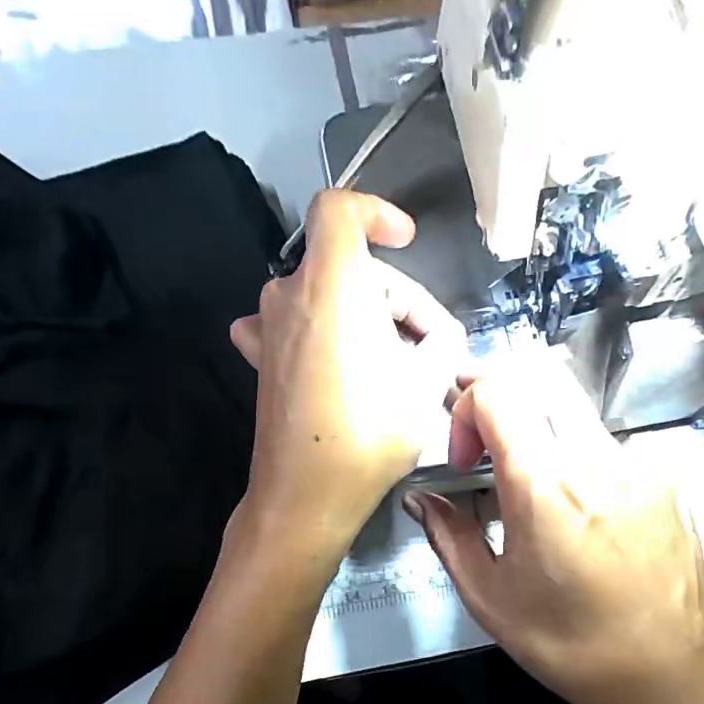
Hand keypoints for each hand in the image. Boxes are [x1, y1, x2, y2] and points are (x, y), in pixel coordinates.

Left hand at [230, 191, 464, 542]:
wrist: (308, 494)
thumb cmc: (370, 433)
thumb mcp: (426, 385)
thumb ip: (442, 344)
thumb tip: (441, 337)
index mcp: (334, 284)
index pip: (342, 210)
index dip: (378, 213)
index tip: (405, 240)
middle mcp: (291, 294)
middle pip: (349, 267)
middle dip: (396, 299)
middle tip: (430, 348)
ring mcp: (269, 328)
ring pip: (325, 296)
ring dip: (363, 317)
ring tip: (392, 362)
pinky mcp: (261, 360)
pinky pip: (289, 325)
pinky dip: (319, 330)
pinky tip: (336, 357)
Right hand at [404, 356, 703, 703]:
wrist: (668, 667)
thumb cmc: (576, 646)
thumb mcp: (493, 600)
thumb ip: (450, 538)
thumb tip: (424, 501)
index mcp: (545, 487)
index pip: (496, 392)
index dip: (465, 410)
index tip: (464, 460)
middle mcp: (595, 460)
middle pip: (539, 377)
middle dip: (498, 394)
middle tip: (481, 434)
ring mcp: (637, 464)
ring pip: (576, 405)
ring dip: (538, 421)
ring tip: (527, 474)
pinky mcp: (663, 478)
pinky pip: (609, 440)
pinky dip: (578, 450)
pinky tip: (578, 501)